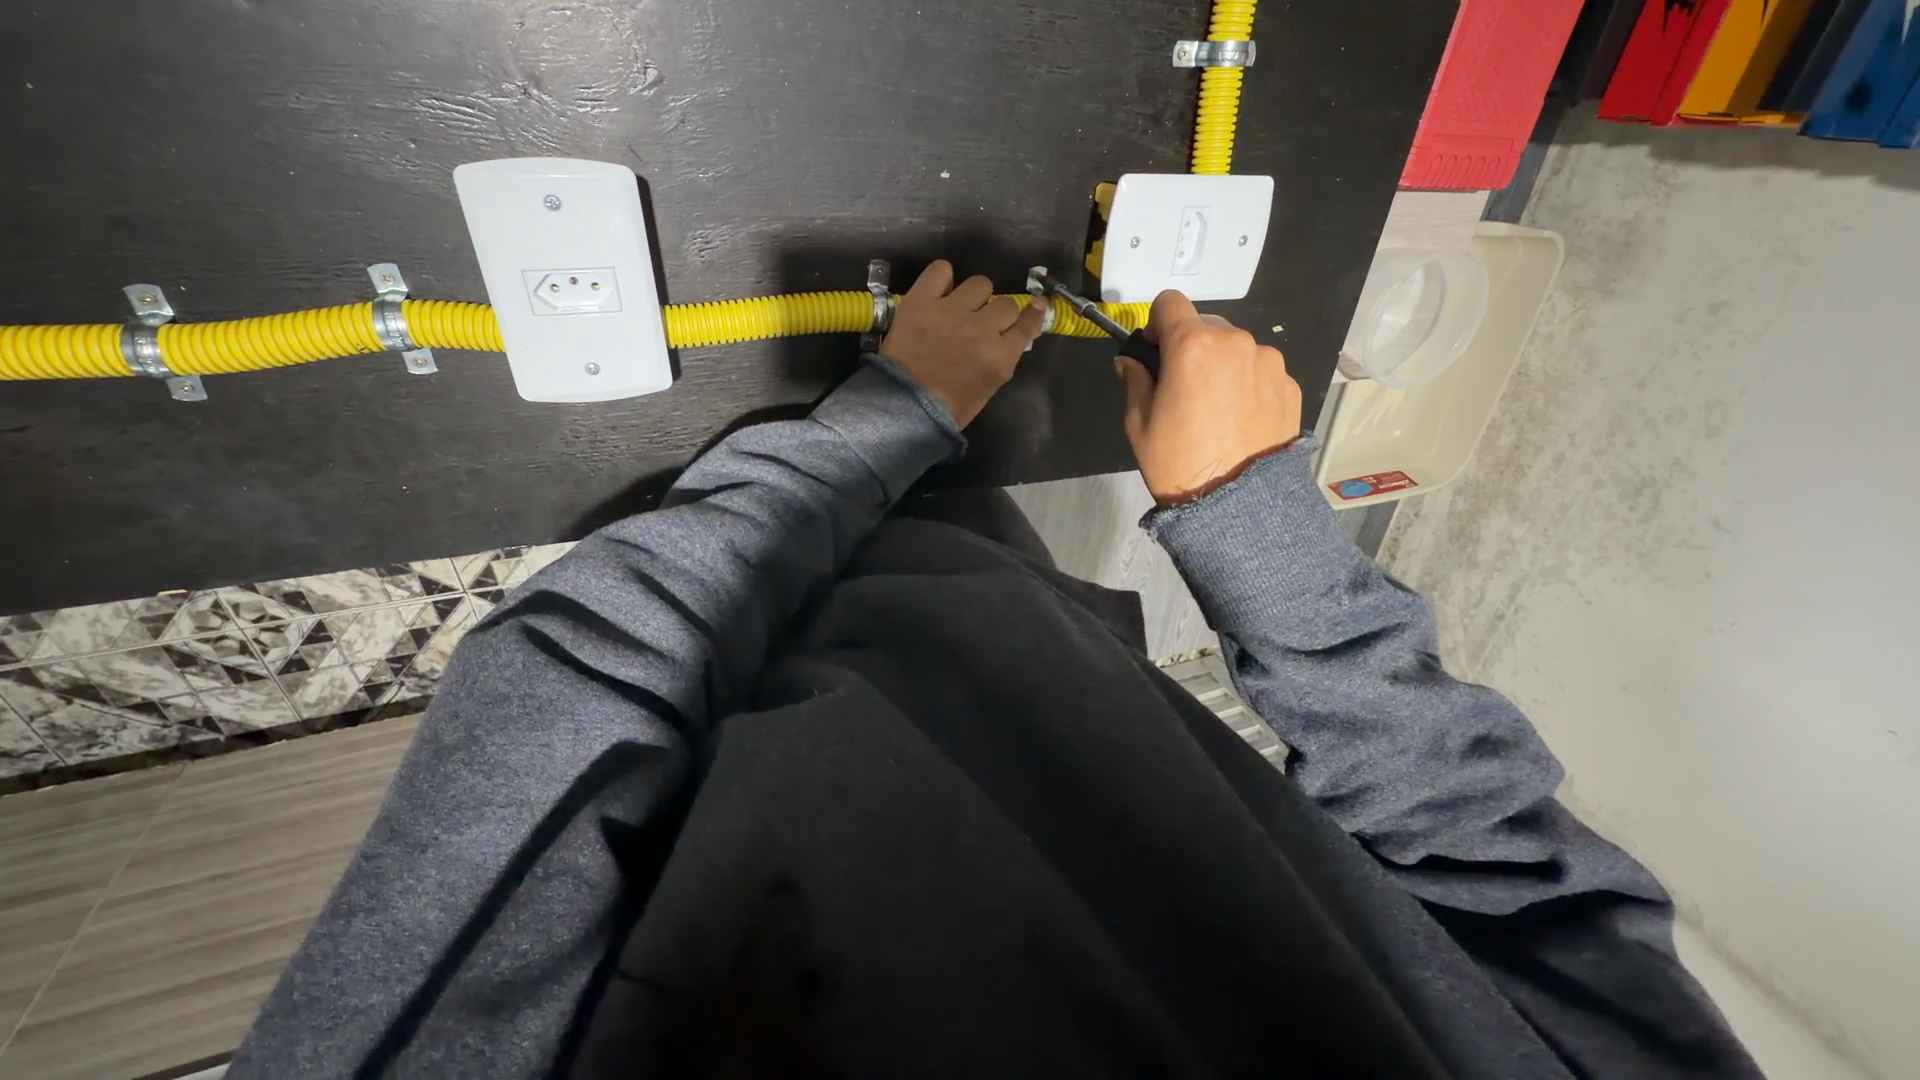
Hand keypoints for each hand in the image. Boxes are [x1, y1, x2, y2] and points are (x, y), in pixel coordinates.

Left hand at [880, 260, 1048, 428]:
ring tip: (961, 307)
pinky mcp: (922, 301)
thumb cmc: (946, 410)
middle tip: (982, 323)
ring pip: (980, 284)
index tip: (1037, 304)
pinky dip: (943, 276)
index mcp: (1000, 357)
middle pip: (1005, 304)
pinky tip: (940, 289)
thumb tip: (1010, 339)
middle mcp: (981, 329)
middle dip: (998, 313)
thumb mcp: (986, 391)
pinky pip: (940, 270)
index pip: (1027, 325)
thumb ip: (1001, 362)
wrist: (902, 408)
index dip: (1033, 313)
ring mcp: (952, 311)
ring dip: (975, 295)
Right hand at [1118, 291, 1301, 504]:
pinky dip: (1247, 384)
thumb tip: (1131, 362)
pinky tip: (1240, 419)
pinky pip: (1260, 371)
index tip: (1156, 351)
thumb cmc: (1177, 462)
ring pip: (1236, 348)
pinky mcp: (1290, 384)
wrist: (1237, 504)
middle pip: (1205, 325)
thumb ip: (1134, 381)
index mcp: (1192, 345)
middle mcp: (1235, 341)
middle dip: (1191, 346)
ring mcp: (1268, 361)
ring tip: (1217, 408)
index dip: (1157, 323)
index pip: (1170, 302)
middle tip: (1184, 387)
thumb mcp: (1138, 424)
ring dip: (1222, 364)